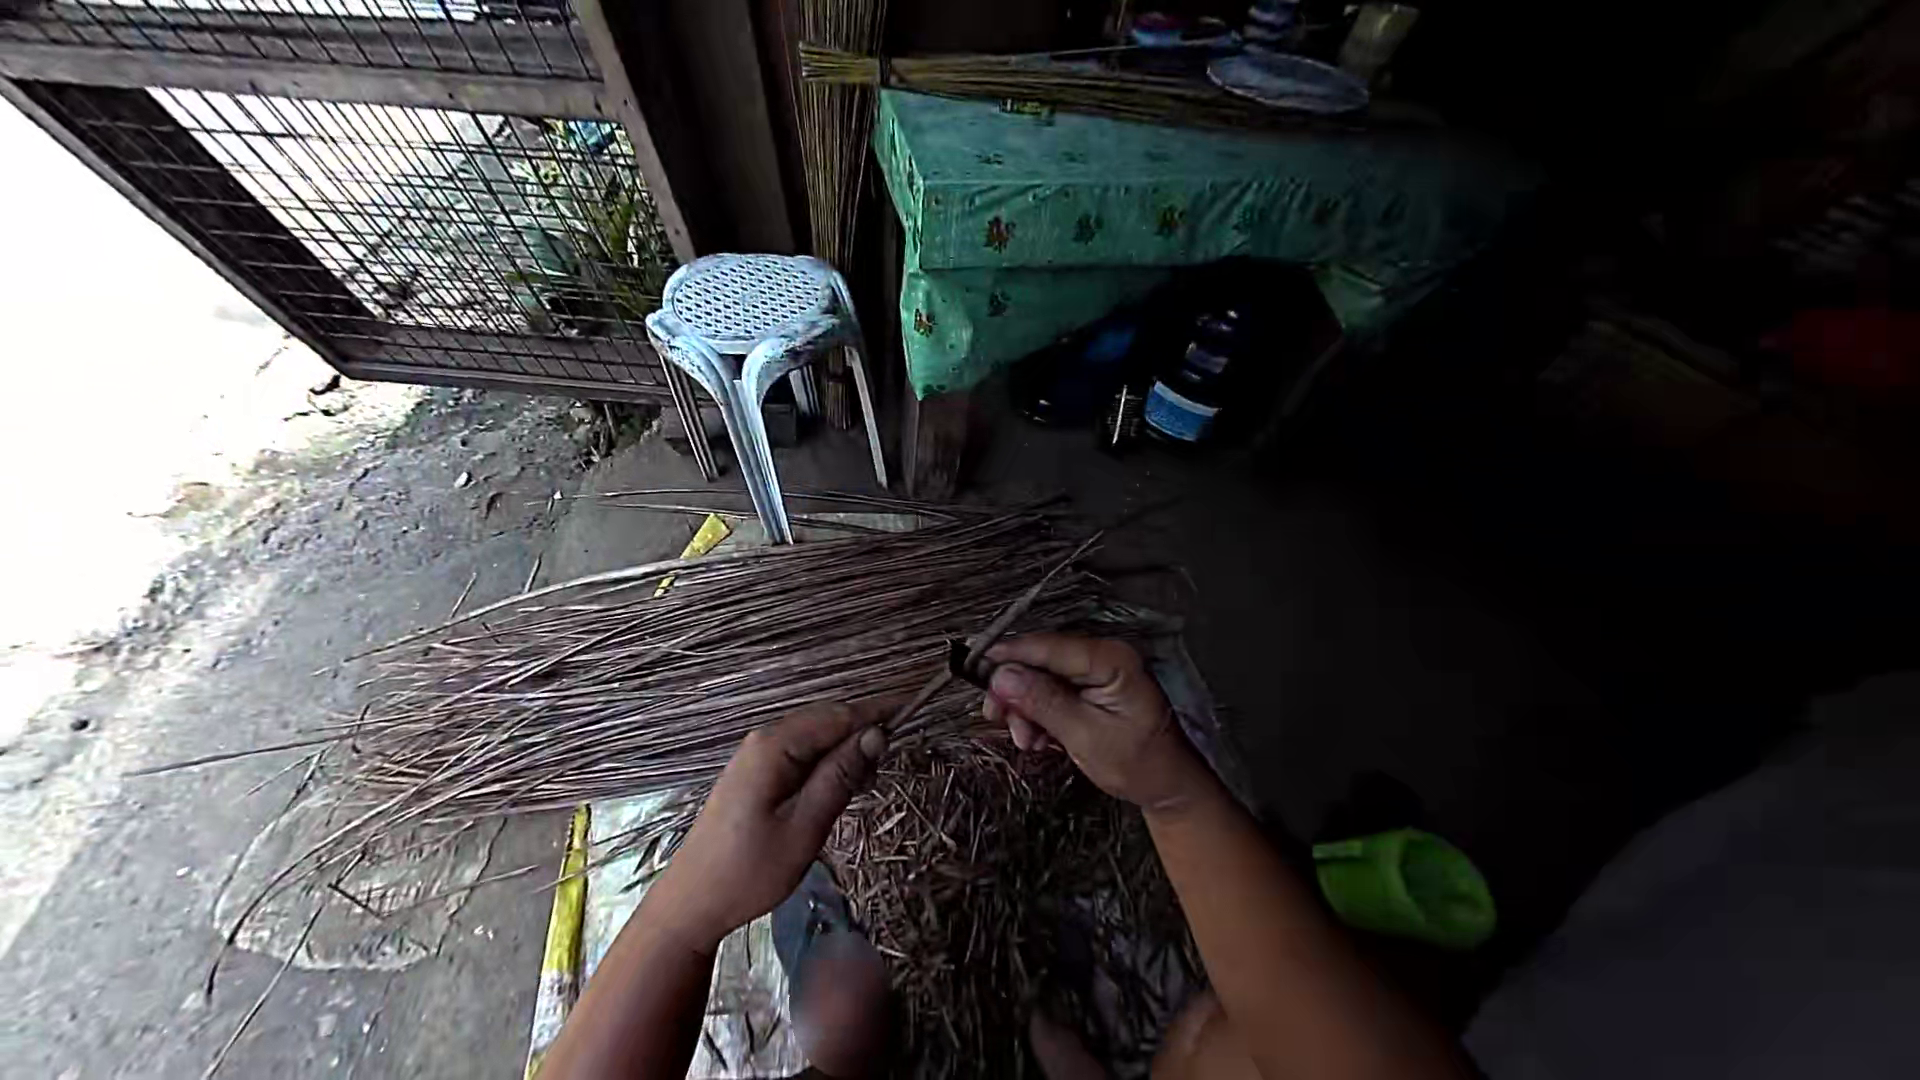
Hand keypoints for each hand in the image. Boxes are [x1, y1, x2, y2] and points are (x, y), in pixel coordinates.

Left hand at [645, 701, 888, 951]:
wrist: (690, 906)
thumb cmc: (748, 872)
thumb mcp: (804, 827)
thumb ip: (840, 777)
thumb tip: (876, 734)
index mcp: (774, 746)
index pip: (838, 715)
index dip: (877, 711)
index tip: (913, 708)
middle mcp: (765, 739)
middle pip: (827, 720)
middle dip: (863, 731)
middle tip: (893, 757)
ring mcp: (758, 755)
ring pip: (816, 736)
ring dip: (846, 748)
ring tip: (870, 777)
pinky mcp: (757, 772)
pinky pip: (802, 752)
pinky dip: (828, 761)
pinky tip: (841, 783)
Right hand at [981, 634, 1209, 813]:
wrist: (1166, 787)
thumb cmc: (1138, 764)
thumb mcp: (1085, 736)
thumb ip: (1043, 702)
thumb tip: (1002, 676)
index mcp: (1111, 659)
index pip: (1049, 646)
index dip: (1010, 654)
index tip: (976, 665)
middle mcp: (1101, 655)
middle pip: (1040, 660)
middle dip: (1015, 689)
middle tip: (996, 717)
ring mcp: (1094, 671)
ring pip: (1040, 677)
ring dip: (1024, 707)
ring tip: (1025, 740)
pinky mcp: (1088, 686)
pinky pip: (1049, 690)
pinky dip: (1037, 713)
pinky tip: (1037, 737)